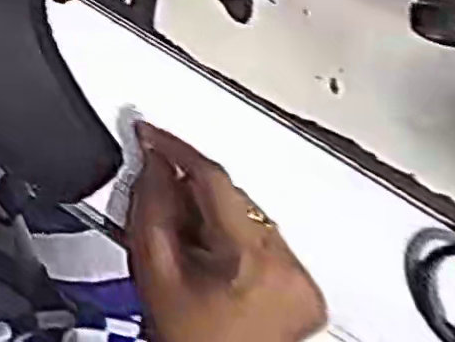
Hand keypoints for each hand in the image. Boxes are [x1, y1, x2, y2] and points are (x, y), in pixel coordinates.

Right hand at [129, 123, 327, 341]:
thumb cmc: (186, 335)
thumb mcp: (151, 260)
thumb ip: (150, 198)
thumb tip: (154, 157)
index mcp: (256, 261)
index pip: (215, 178)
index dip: (175, 148)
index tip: (149, 132)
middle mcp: (293, 271)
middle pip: (232, 194)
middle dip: (191, 187)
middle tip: (159, 194)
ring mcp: (304, 283)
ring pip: (245, 211)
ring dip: (209, 207)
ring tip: (183, 235)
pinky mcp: (306, 290)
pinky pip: (261, 235)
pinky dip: (230, 230)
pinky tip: (207, 248)